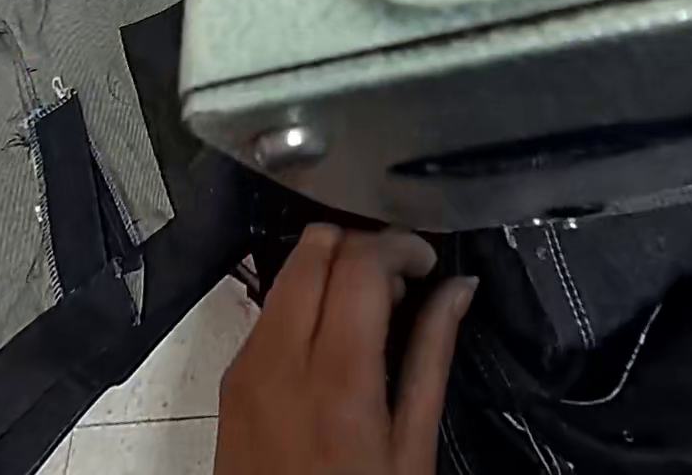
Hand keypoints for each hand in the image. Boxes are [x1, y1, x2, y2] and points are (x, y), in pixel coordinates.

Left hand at [215, 224, 477, 474]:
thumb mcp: (411, 448)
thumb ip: (433, 352)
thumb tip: (460, 287)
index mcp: (335, 378)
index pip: (359, 263)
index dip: (399, 244)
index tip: (426, 262)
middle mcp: (280, 356)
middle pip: (317, 245)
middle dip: (364, 243)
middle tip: (399, 278)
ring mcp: (247, 362)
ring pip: (292, 264)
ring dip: (336, 263)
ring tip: (372, 303)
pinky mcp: (231, 374)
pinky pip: (275, 300)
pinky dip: (310, 290)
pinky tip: (337, 328)